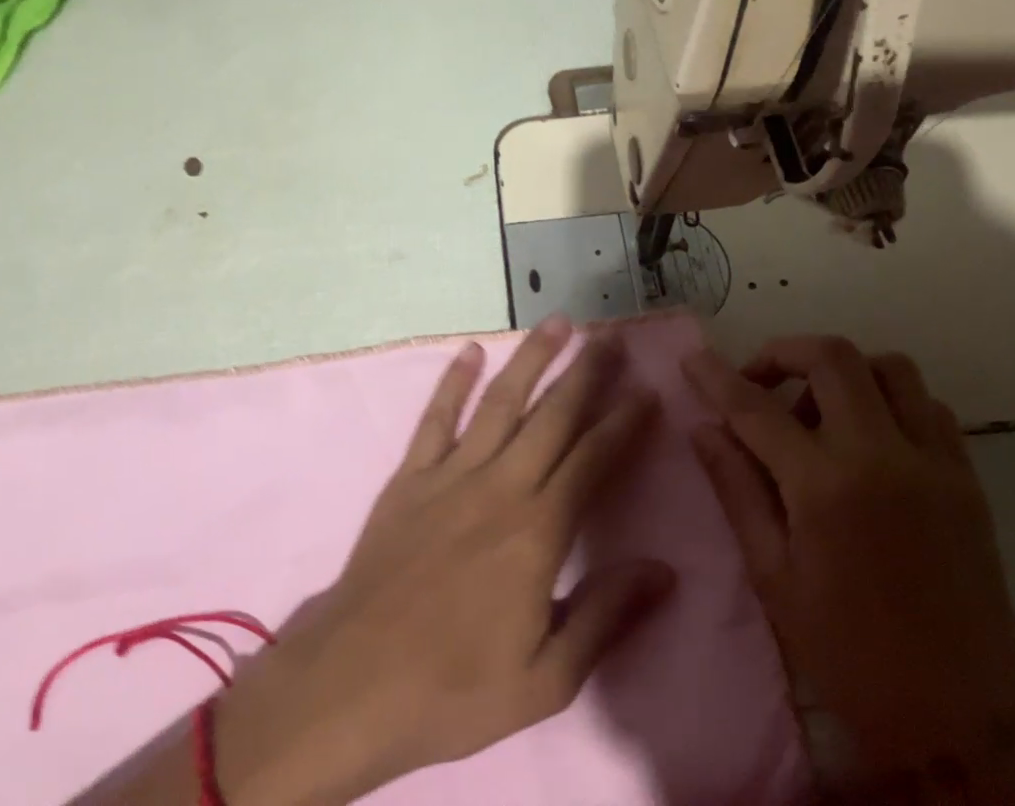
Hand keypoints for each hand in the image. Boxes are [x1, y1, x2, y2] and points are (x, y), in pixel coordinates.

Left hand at [213, 317, 674, 805]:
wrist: (351, 685)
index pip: (594, 462)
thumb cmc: (455, 689)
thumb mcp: (548, 677)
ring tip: (558, 325)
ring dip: (530, 360)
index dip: (625, 425)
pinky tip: (469, 352)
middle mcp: (498, 489)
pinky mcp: (406, 482)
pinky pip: (434, 421)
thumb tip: (663, 570)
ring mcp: (447, 479)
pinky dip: (452, 384)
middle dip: (586, 375)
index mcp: (538, 532)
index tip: (649, 393)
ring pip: (499, 404)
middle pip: (552, 418)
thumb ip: (606, 615)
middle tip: (613, 338)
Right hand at [681, 337, 1014, 775]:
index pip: (756, 407)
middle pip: (833, 358)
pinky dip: (888, 401)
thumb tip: (704, 430)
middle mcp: (884, 455)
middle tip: (756, 385)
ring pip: (889, 368)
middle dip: (783, 354)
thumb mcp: (771, 574)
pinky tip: (866, 440)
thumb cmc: (844, 650)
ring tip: (814, 414)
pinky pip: (928, 406)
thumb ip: (737, 489)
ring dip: (842, 373)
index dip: (717, 377)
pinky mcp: (967, 478)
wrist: (953, 710)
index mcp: (824, 486)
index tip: (693, 359)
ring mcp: (935, 462)